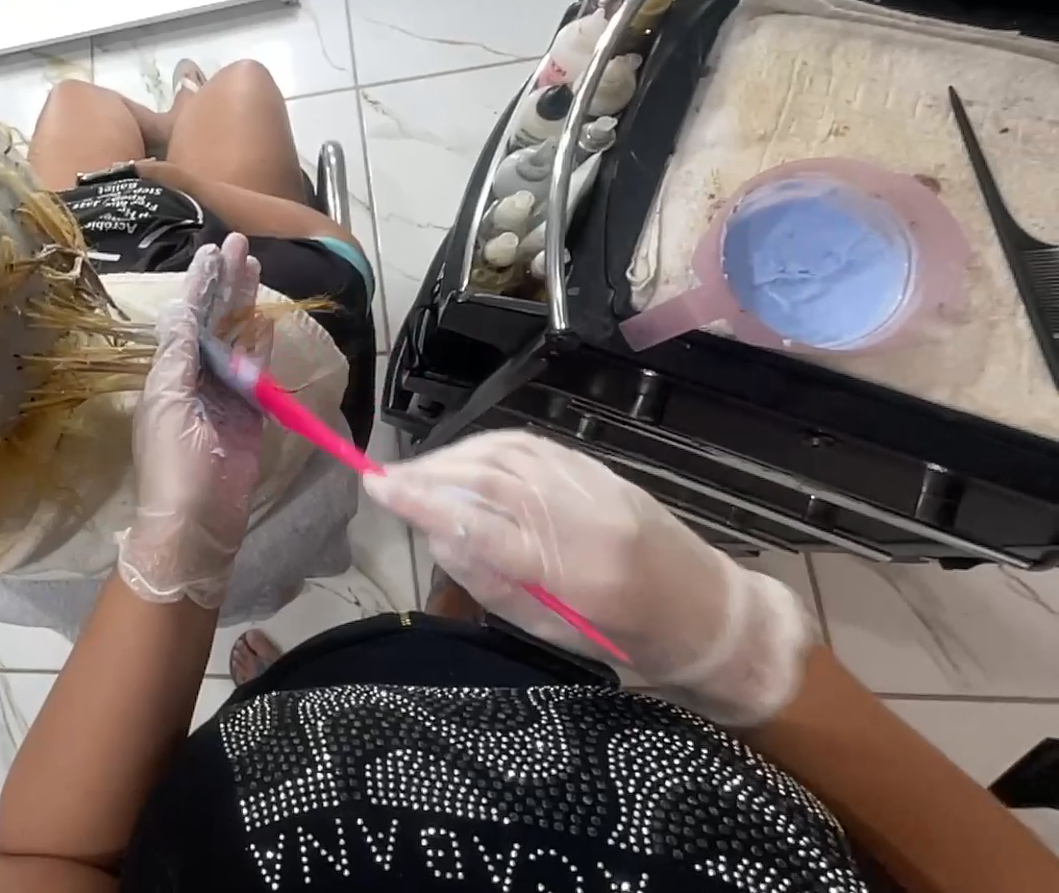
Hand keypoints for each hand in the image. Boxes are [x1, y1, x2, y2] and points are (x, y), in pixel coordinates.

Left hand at [116, 233, 267, 608]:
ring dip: (244, 306)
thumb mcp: (169, 404)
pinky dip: (261, 347)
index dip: (200, 284)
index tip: (213, 251)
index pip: (186, 318)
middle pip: (213, 322)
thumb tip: (181, 310)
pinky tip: (266, 320)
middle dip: (225, 285)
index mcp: (168, 373)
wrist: (196, 525)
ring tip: (255, 269)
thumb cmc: (174, 465)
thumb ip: (178, 356)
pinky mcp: (248, 416)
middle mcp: (195, 378)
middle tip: (241, 246)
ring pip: (236, 341)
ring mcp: (223, 396)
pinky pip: (256, 374)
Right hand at [366, 430, 812, 724]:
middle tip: (384, 478)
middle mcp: (584, 520)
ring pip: (502, 453)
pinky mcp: (596, 467)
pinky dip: (481, 446)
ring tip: (415, 471)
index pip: (480, 528)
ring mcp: (594, 486)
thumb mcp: (544, 628)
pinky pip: (526, 443)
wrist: (705, 611)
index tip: (375, 485)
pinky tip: (458, 457)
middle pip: (487, 479)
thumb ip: (484, 578)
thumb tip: (432, 531)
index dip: (421, 502)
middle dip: (426, 474)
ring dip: (449, 457)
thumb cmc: (620, 636)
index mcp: (572, 575)